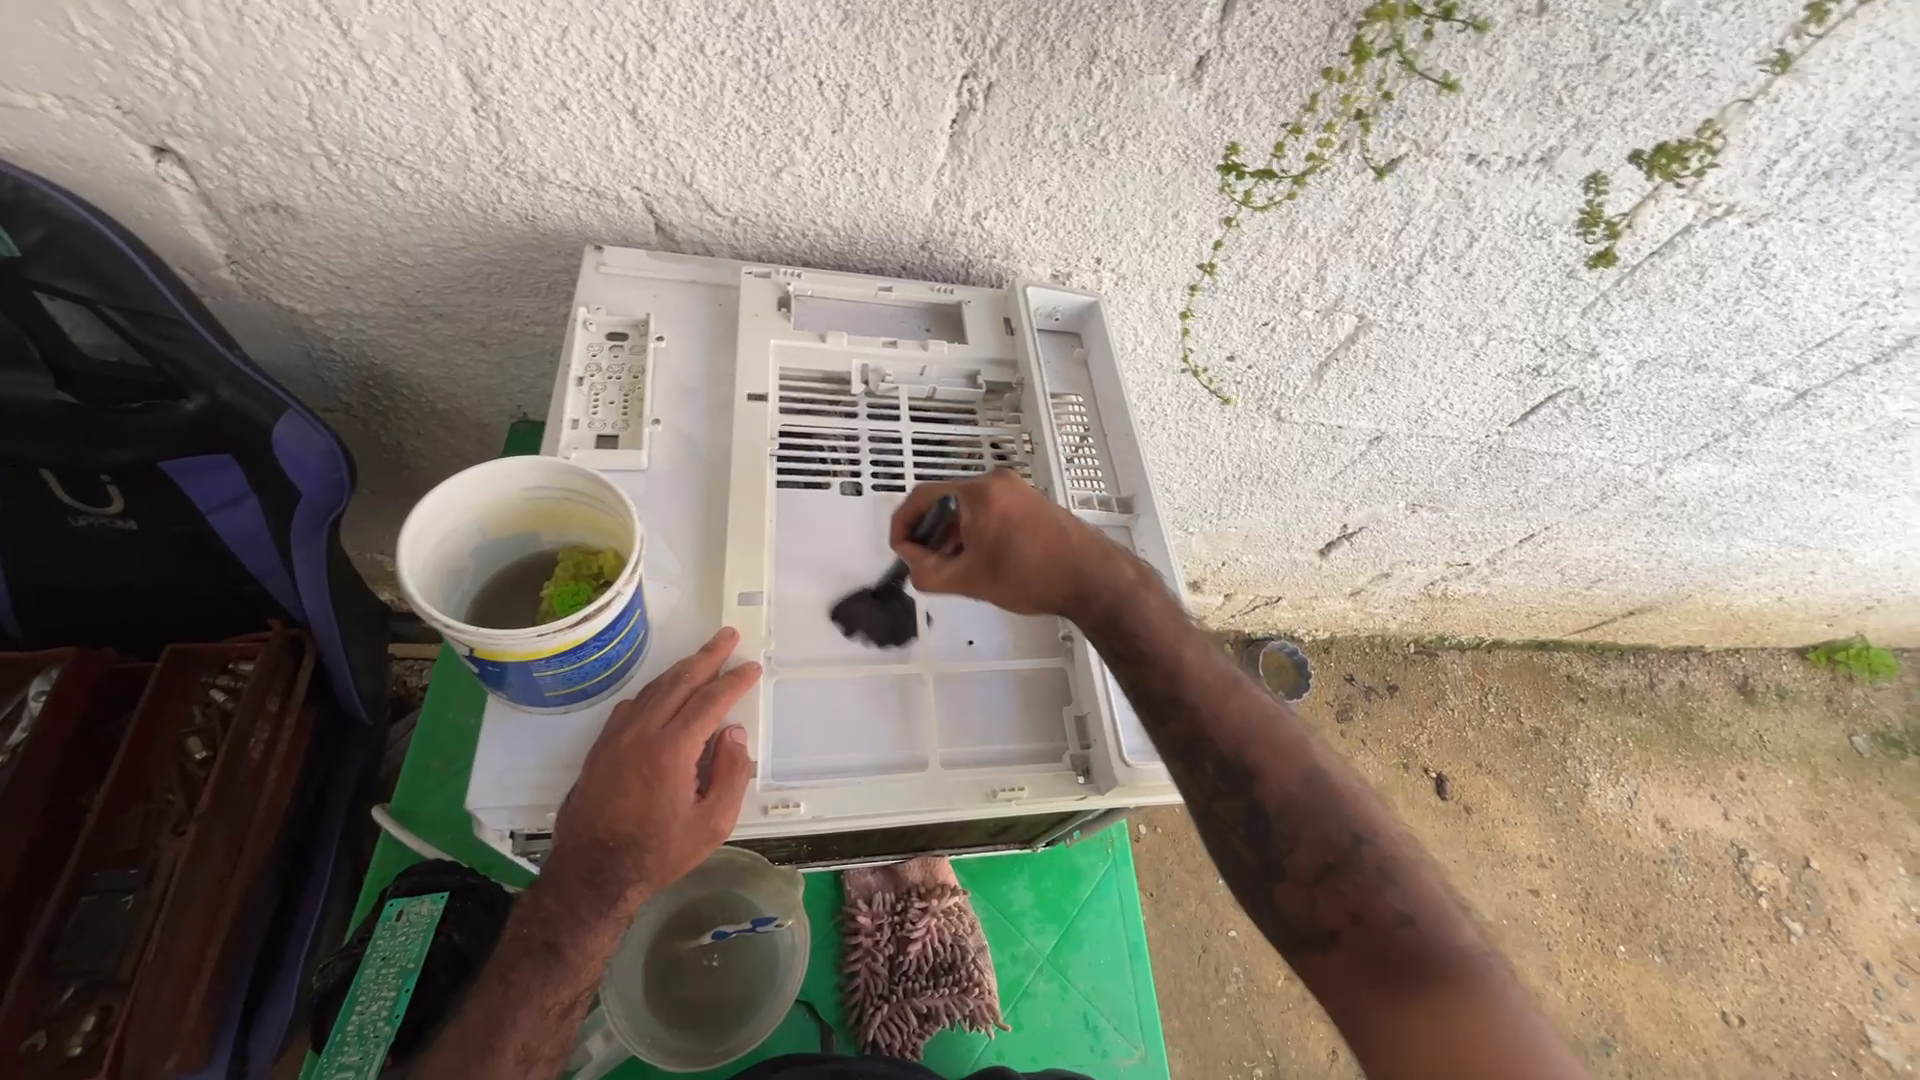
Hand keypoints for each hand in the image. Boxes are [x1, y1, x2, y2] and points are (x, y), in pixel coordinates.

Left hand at [543, 627, 760, 908]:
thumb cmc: (657, 854)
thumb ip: (731, 774)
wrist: (591, 876)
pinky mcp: (600, 749)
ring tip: (702, 657)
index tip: (751, 667)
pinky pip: (631, 706)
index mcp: (671, 750)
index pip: (710, 701)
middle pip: (679, 682)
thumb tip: (733, 734)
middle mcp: (641, 734)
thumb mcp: (712, 824)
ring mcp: (616, 738)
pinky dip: (654, 690)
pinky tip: (663, 693)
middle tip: (728, 636)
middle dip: (707, 656)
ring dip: (680, 669)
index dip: (734, 681)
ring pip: (653, 689)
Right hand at [888, 469, 1136, 619]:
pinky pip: (990, 513)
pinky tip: (980, 562)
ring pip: (968, 510)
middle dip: (929, 534)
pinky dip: (976, 534)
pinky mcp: (1031, 504)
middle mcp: (996, 482)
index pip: (922, 497)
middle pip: (945, 502)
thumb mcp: (968, 580)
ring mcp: (1017, 491)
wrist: (1091, 578)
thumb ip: (927, 571)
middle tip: (926, 565)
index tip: (900, 552)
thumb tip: (911, 560)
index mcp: (978, 492)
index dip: (903, 525)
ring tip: (954, 569)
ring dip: (953, 537)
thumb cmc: (1029, 576)